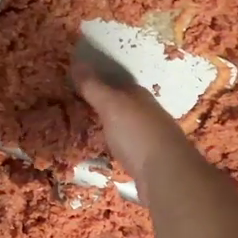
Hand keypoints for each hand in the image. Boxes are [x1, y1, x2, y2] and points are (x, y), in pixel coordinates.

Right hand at [71, 51, 196, 184]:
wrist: (167, 176)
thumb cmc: (137, 134)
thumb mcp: (111, 106)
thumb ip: (93, 87)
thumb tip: (76, 61)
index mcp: (138, 96)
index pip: (113, 82)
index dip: (94, 82)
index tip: (71, 85)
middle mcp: (145, 112)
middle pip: (119, 104)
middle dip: (99, 104)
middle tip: (71, 108)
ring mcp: (147, 136)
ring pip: (122, 125)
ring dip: (106, 125)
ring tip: (83, 129)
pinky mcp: (146, 159)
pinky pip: (124, 145)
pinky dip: (112, 144)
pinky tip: (102, 150)